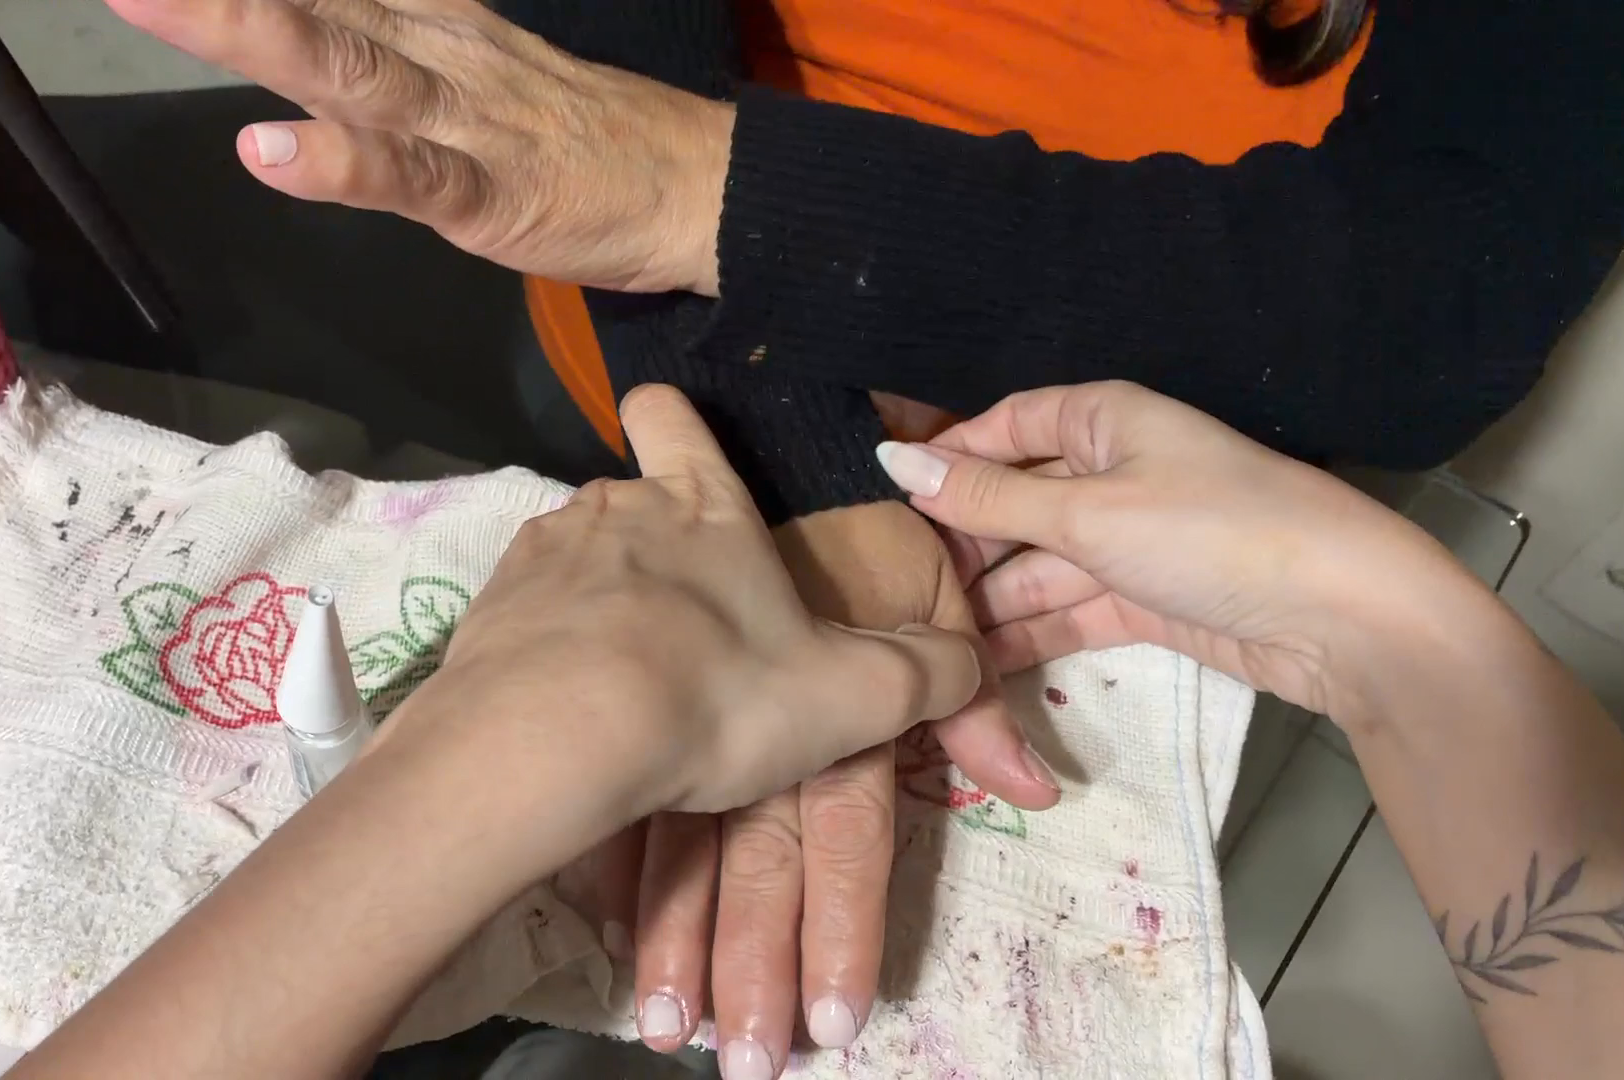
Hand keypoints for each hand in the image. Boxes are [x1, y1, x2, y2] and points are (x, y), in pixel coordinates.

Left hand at [107, 0, 732, 294]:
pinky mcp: (496, 198)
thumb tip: (343, 59)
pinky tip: (276, 154)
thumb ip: (420, 62)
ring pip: (351, 71)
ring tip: (149, 0)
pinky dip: (346, 165)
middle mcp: (440, 58)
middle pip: (317, 4)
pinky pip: (415, 179)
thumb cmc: (601, 145)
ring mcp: (468, 128)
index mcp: (440, 30)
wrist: (693, 185)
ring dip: (253, 33)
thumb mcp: (499, 82)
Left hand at [429, 385, 983, 828]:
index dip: (671, 418)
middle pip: (634, 504)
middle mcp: (615, 507)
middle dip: (660, 559)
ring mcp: (544, 551)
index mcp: (700, 504)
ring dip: (604, 606)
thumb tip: (971, 661)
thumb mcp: (848, 696)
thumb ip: (926, 673)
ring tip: (625, 679)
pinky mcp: (491, 605)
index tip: (672, 443)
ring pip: (581, 562)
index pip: (670, 414)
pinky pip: (530, 610)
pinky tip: (570, 699)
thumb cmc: (716, 693)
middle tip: (686, 640)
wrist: (555, 740)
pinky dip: (553, 644)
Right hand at [558, 502, 1060, 1074]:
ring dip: (664, 918)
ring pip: (675, 823)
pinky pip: (621, 766)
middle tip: (719, 1050)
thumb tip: (1029, 793)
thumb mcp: (933, 585)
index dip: (832, 929)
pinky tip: (594, 907)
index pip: (839, 836)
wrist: (766, 445)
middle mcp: (763, 723)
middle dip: (737, 956)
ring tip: (655, 1005)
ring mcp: (693, 702)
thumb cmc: (852, 515)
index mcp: (837, 705)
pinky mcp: (642, 681)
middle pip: (749, 853)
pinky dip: (609, 836)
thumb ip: (966, 694)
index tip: (817, 1024)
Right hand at [874, 380, 1471, 719]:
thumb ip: (984, 496)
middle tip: (900, 587)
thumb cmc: (1209, 535)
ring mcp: (1119, 539)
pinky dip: (1024, 632)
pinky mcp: (1133, 596)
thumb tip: (893, 461)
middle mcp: (1104, 472)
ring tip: (926, 636)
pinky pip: (1061, 606)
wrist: (1352, 628)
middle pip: (1008, 502)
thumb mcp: (1085, 512)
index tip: (884, 501)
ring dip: (986, 600)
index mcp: (1099, 421)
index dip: (943, 460)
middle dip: (960, 545)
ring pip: (1030, 562)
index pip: (999, 428)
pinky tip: (973, 664)